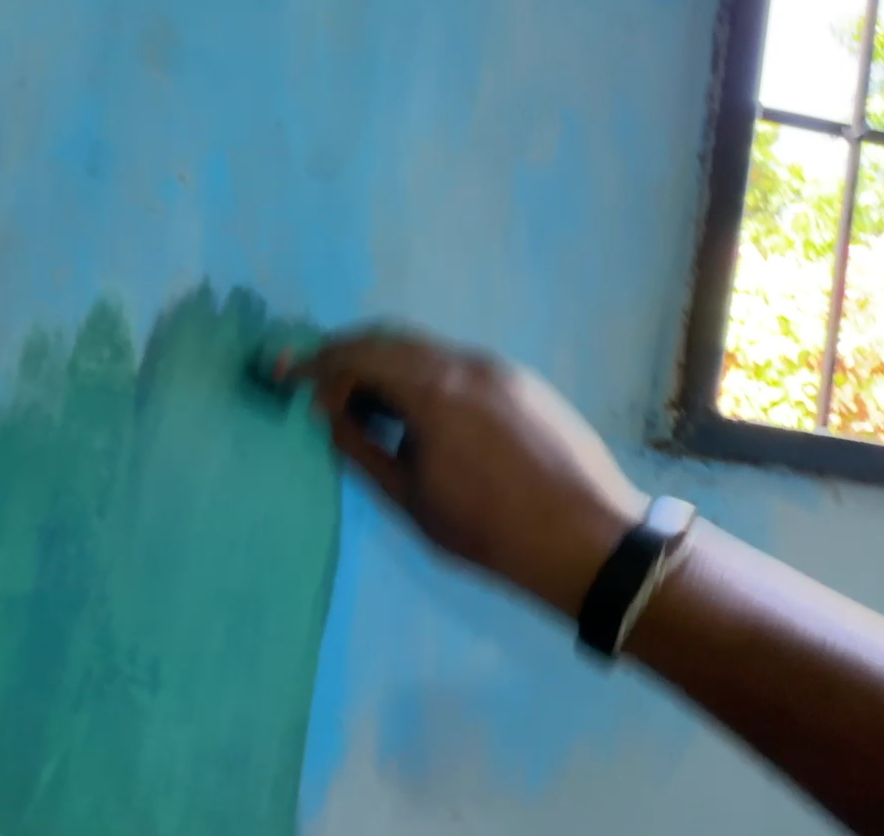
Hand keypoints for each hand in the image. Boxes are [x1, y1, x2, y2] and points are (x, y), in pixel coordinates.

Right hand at [286, 329, 647, 614]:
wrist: (595, 544)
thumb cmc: (489, 531)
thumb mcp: (408, 498)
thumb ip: (359, 448)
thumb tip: (325, 411)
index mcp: (432, 392)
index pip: (356, 357)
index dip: (315, 365)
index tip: (288, 377)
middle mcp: (463, 364)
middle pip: (386, 339)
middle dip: (343, 355)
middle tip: (317, 380)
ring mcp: (496, 369)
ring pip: (421, 348)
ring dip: (382, 363)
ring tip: (362, 400)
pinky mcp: (519, 381)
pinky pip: (452, 362)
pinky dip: (417, 373)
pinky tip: (415, 410)